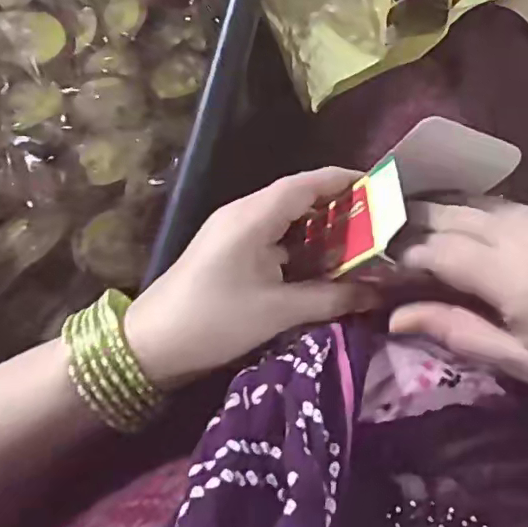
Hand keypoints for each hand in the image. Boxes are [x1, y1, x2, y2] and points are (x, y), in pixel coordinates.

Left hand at [123, 168, 378, 388]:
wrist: (148, 346)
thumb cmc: (213, 321)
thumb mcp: (277, 311)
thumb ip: (331, 298)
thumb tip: (377, 294)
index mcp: (252, 217)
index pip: (305, 183)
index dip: (343, 180)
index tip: (379, 186)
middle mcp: (243, 213)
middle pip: (298, 196)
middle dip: (338, 205)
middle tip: (378, 220)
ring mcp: (233, 230)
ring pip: (286, 217)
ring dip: (320, 226)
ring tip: (360, 240)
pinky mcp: (229, 249)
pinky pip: (273, 234)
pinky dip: (302, 243)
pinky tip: (323, 262)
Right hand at [388, 198, 527, 401]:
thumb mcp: (515, 358)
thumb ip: (452, 329)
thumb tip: (393, 315)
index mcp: (512, 275)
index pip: (435, 249)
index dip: (398, 252)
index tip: (370, 260)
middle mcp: (520, 233)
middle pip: (445, 214)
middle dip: (406, 222)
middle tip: (376, 237)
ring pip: (466, 201)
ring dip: (430, 210)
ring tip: (400, 226)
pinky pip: (490, 203)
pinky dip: (460, 209)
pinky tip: (444, 222)